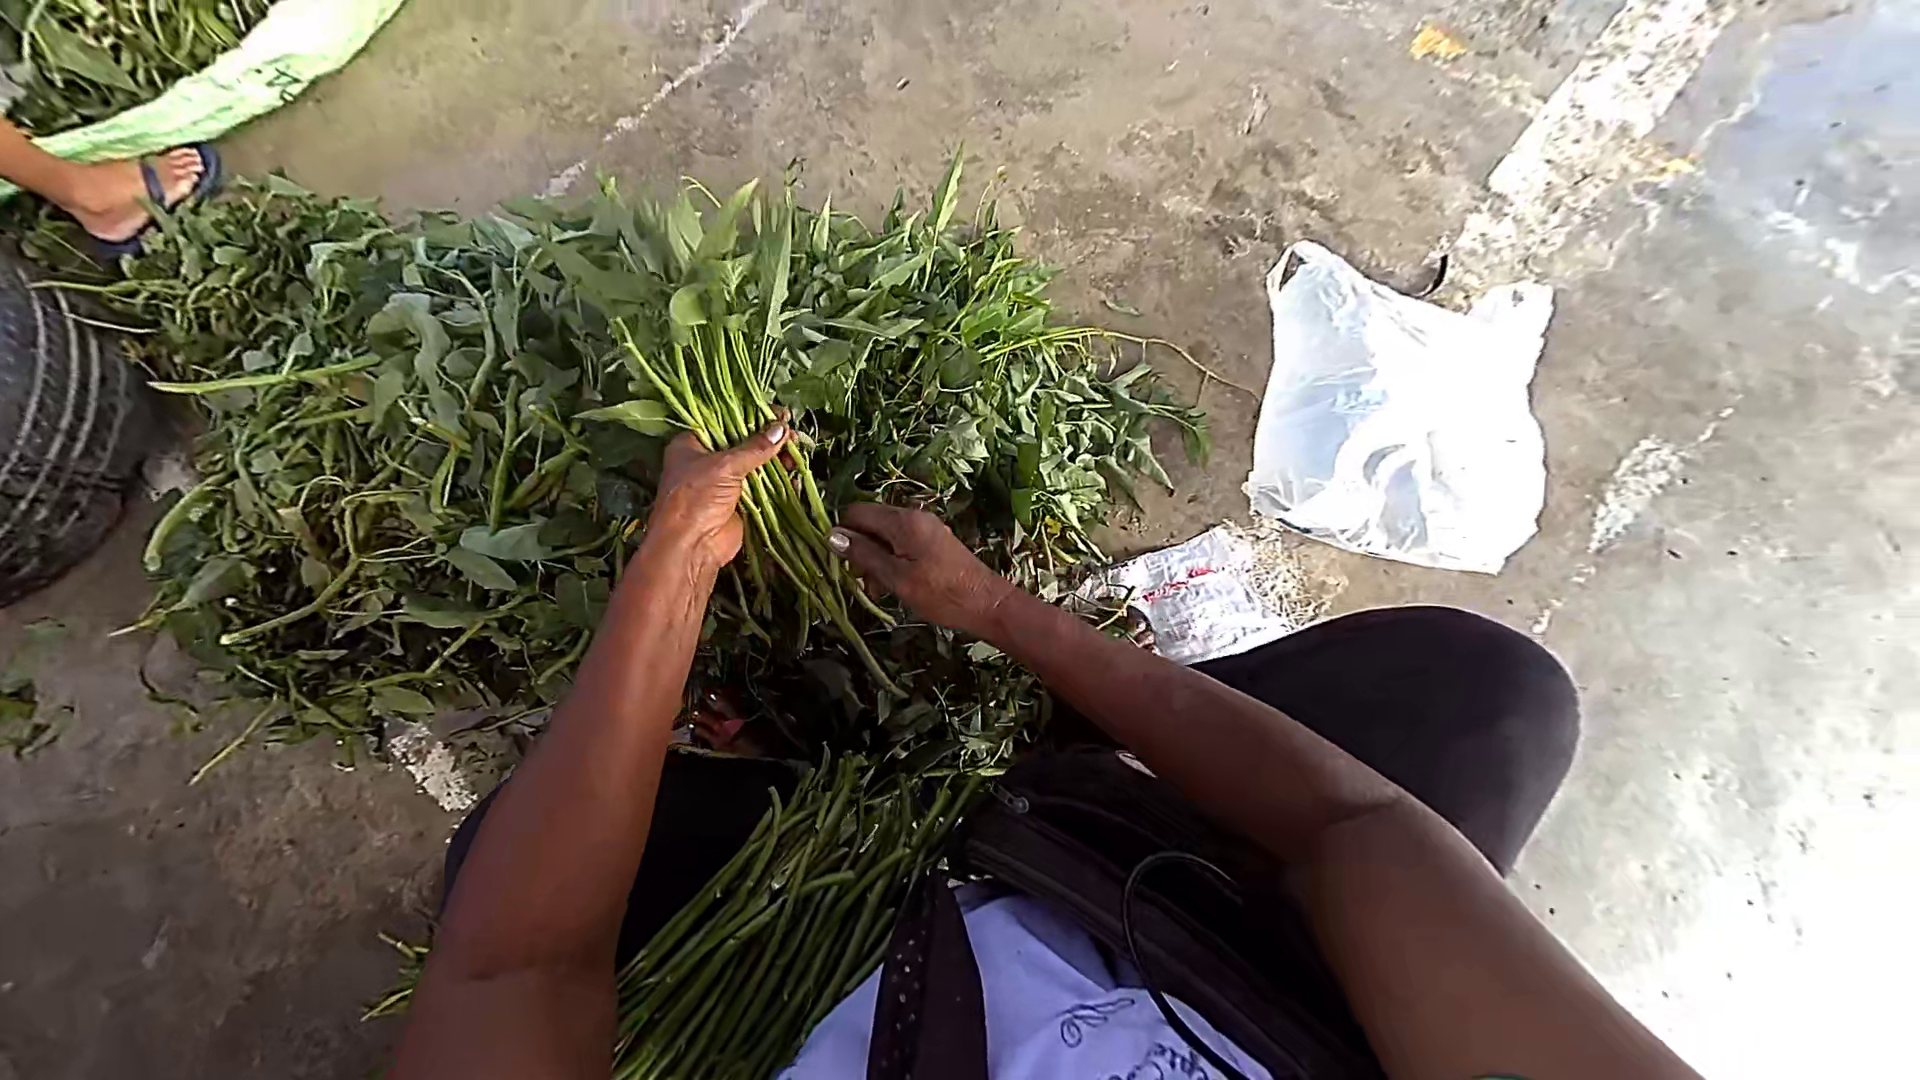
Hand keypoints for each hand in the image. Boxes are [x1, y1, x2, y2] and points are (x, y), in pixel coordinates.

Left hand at [643, 421, 787, 574]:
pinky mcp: (741, 501)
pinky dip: (779, 480)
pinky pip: (764, 486)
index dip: (752, 415)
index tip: (778, 413)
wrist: (691, 546)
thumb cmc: (696, 498)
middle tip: (792, 434)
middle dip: (769, 438)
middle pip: (744, 442)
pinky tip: (794, 473)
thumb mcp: (724, 466)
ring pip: (756, 464)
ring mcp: (725, 482)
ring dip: (777, 459)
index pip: (726, 420)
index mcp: (693, 444)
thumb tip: (781, 429)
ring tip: (796, 452)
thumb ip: (755, 447)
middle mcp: (708, 460)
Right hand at [827, 504, 1017, 637]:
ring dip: (875, 557)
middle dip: (859, 547)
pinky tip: (894, 584)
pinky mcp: (934, 541)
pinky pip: (902, 543)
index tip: (838, 561)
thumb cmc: (941, 594)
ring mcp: (926, 527)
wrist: (986, 604)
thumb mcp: (897, 578)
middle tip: (858, 580)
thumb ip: (864, 555)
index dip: (842, 532)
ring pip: (886, 534)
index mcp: (903, 521)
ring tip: (877, 588)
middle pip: (871, 521)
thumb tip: (832, 535)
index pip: (857, 511)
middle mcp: (914, 516)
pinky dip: (892, 560)